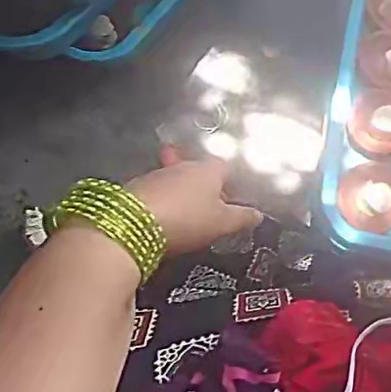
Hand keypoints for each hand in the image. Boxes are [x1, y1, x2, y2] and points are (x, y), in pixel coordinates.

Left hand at [126, 158, 261, 253]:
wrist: (132, 225)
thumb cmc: (188, 219)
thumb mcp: (222, 224)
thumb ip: (242, 218)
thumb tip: (258, 214)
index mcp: (209, 170)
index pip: (226, 169)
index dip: (230, 185)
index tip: (229, 204)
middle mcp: (184, 166)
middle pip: (199, 173)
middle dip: (203, 189)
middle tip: (207, 212)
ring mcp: (157, 174)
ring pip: (175, 181)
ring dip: (180, 195)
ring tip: (183, 219)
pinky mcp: (134, 188)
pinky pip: (155, 192)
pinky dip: (160, 202)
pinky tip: (160, 219)